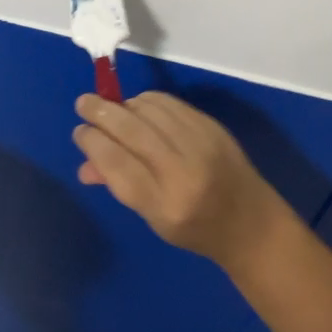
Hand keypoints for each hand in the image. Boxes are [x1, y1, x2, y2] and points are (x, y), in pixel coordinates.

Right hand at [73, 91, 294, 269]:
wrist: (252, 224)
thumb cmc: (196, 229)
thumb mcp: (153, 219)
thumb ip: (119, 186)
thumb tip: (85, 162)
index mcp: (164, 204)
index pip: (117, 164)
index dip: (93, 142)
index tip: (80, 131)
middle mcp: (183, 172)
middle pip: (132, 130)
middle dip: (101, 112)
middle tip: (84, 104)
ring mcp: (201, 145)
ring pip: (150, 110)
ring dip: (124, 105)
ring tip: (112, 109)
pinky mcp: (212, 127)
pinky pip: (170, 103)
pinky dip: (148, 101)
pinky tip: (139, 107)